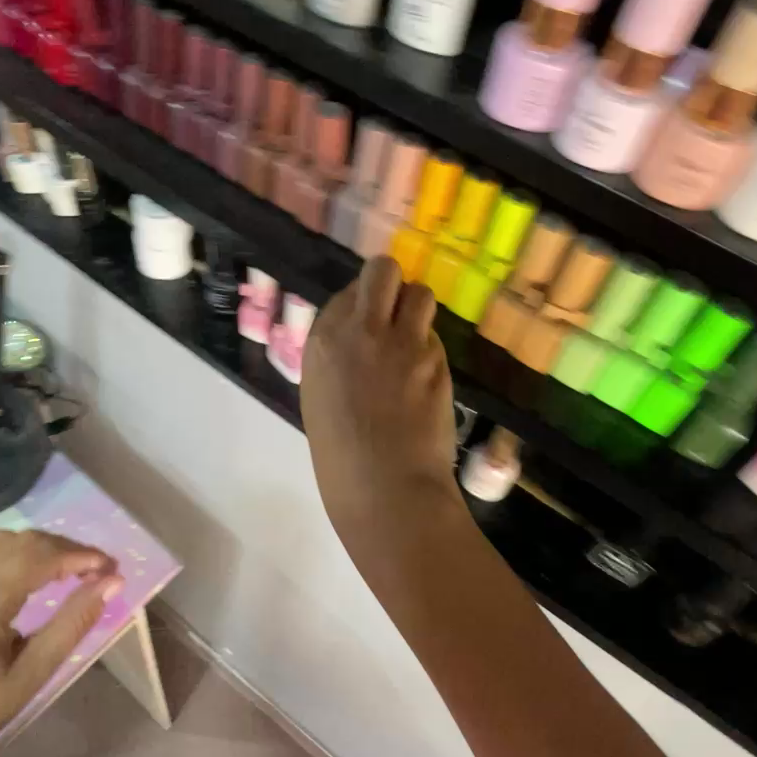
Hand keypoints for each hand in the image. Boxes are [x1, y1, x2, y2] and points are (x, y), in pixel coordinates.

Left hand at [0, 530, 120, 756]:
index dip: (83, 556)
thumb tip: (112, 583)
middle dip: (64, 549)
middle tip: (94, 571)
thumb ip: (73, 622)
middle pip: (24, 541)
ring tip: (60, 569)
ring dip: (34, 546)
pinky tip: (9, 566)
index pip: (45, 557)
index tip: (111, 568)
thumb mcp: (31, 674)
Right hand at [302, 257, 460, 534]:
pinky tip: (424, 379)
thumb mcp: (321, 396)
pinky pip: (435, 335)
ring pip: (419, 293)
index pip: (348, 292)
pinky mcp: (434, 358)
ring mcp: (400, 341)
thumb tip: (360, 343)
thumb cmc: (341, 457)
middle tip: (394, 317)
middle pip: (382, 270)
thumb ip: (338, 359)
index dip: (363, 305)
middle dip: (391, 287)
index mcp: (321, 341)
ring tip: (414, 343)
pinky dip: (431, 349)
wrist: (384, 487)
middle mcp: (359, 329)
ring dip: (418, 312)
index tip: (368, 327)